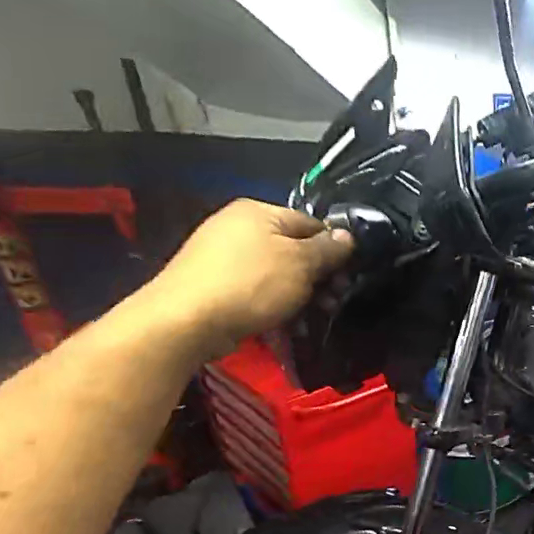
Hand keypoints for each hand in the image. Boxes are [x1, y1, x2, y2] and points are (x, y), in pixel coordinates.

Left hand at [130, 199, 351, 358]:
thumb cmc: (251, 284)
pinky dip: (274, 303)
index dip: (334, 251)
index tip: (345, 278)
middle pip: (295, 249)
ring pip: (277, 272)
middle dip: (318, 277)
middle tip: (332, 303)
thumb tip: (347, 236)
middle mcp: (238, 226)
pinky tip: (283, 322)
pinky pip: (256, 288)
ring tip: (309, 318)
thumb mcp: (301, 264)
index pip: (312, 224)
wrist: (186, 320)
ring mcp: (222, 254)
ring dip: (299, 295)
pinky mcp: (214, 282)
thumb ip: (328, 248)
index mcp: (258, 211)